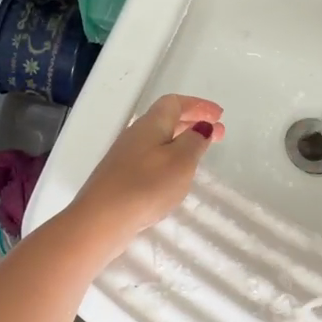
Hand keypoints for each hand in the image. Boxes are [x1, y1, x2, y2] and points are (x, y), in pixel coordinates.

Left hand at [69, 94, 224, 240]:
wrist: (101, 218)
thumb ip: (194, 141)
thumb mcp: (180, 161)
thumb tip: (201, 126)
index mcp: (150, 124)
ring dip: (181, 142)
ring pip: (158, 140)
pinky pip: (150, 159)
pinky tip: (174, 177)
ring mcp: (124, 157)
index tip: (219, 115)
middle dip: (193, 123)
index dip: (198, 105)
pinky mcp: (120, 177)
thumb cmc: (146, 186)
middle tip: (217, 134)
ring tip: (199, 154)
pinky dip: (168, 159)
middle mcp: (134, 135)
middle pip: (166, 120)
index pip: (174, 103)